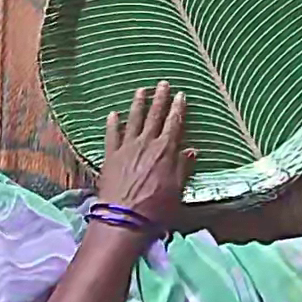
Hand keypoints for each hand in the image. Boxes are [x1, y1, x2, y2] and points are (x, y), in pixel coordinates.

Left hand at [98, 82, 194, 227]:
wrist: (123, 218)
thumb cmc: (155, 208)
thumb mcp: (177, 190)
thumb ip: (183, 168)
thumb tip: (192, 151)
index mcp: (165, 151)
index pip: (174, 124)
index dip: (178, 109)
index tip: (181, 94)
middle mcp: (145, 144)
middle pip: (154, 117)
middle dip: (160, 99)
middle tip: (163, 83)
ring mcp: (126, 148)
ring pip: (133, 120)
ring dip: (138, 104)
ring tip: (141, 90)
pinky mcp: (110, 156)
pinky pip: (111, 135)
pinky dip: (112, 123)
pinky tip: (113, 113)